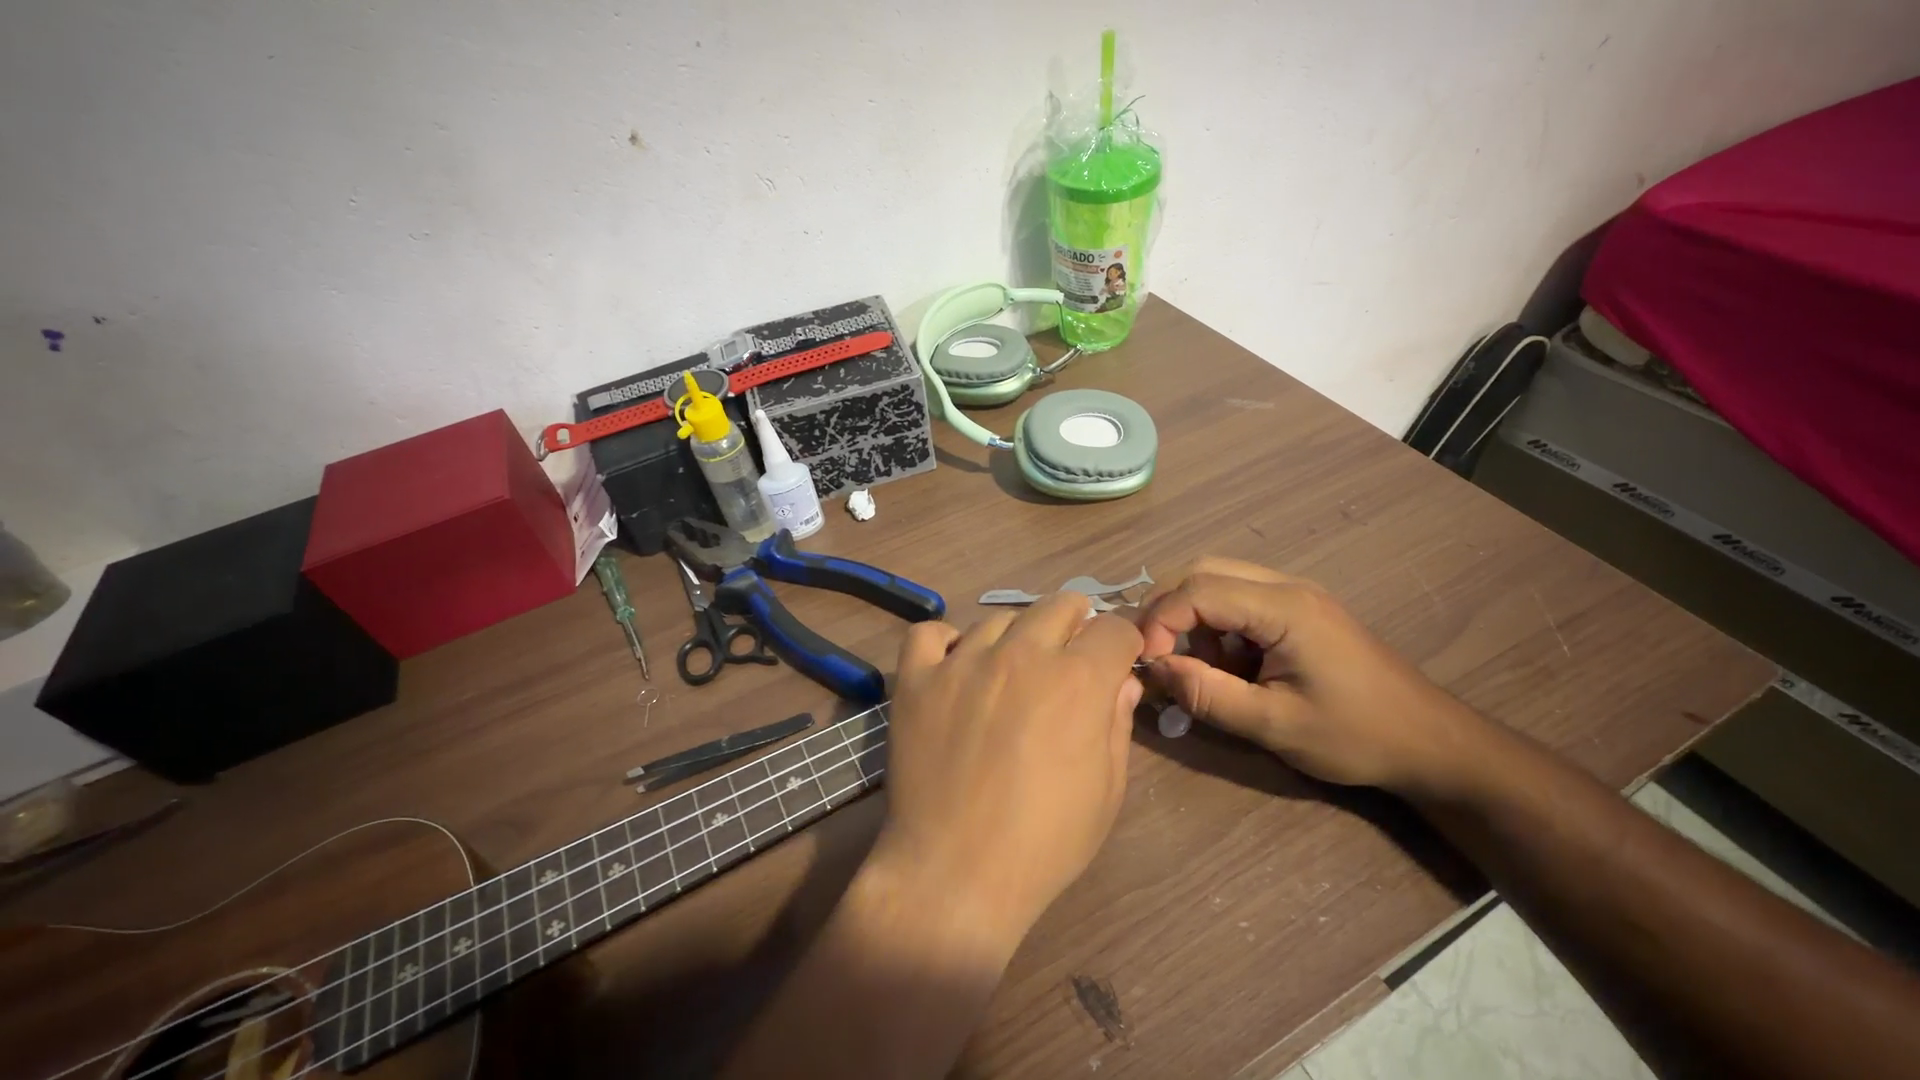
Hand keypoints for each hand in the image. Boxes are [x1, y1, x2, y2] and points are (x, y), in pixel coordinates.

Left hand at [874, 592, 1143, 944]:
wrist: (955, 874)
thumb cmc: (1043, 844)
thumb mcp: (1105, 792)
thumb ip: (1117, 724)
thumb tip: (1120, 682)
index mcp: (1078, 680)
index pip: (1113, 628)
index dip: (1122, 645)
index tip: (1117, 663)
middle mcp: (1022, 654)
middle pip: (1059, 605)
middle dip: (1075, 627)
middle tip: (1069, 662)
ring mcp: (963, 662)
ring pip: (998, 619)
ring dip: (1016, 637)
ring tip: (1012, 673)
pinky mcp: (916, 679)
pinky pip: (930, 634)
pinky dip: (946, 642)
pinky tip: (956, 668)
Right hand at [1136, 557, 1486, 795]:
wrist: (1428, 742)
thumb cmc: (1355, 735)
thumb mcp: (1273, 724)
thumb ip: (1207, 695)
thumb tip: (1153, 671)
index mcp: (1284, 607)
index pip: (1198, 589)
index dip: (1160, 622)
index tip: (1148, 666)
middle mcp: (1287, 586)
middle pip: (1204, 570)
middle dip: (1167, 608)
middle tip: (1152, 654)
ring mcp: (1296, 595)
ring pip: (1220, 580)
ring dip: (1191, 615)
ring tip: (1188, 664)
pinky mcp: (1300, 612)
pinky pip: (1240, 600)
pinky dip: (1216, 624)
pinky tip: (1223, 664)